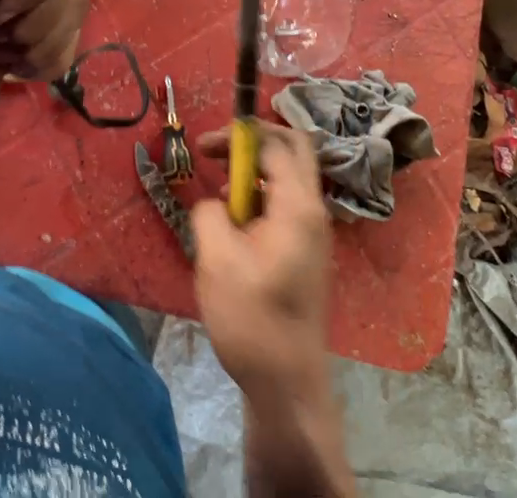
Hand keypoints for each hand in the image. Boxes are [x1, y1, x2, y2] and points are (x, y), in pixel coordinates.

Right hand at [192, 121, 333, 396]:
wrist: (287, 381)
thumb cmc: (251, 319)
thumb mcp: (216, 260)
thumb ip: (210, 214)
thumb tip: (215, 204)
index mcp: (298, 207)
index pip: (277, 143)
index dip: (239, 135)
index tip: (203, 149)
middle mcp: (314, 212)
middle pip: (293, 152)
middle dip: (253, 143)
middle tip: (216, 156)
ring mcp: (314, 234)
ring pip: (289, 180)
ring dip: (254, 175)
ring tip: (220, 199)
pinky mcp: (306, 253)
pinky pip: (285, 207)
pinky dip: (259, 201)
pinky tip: (233, 228)